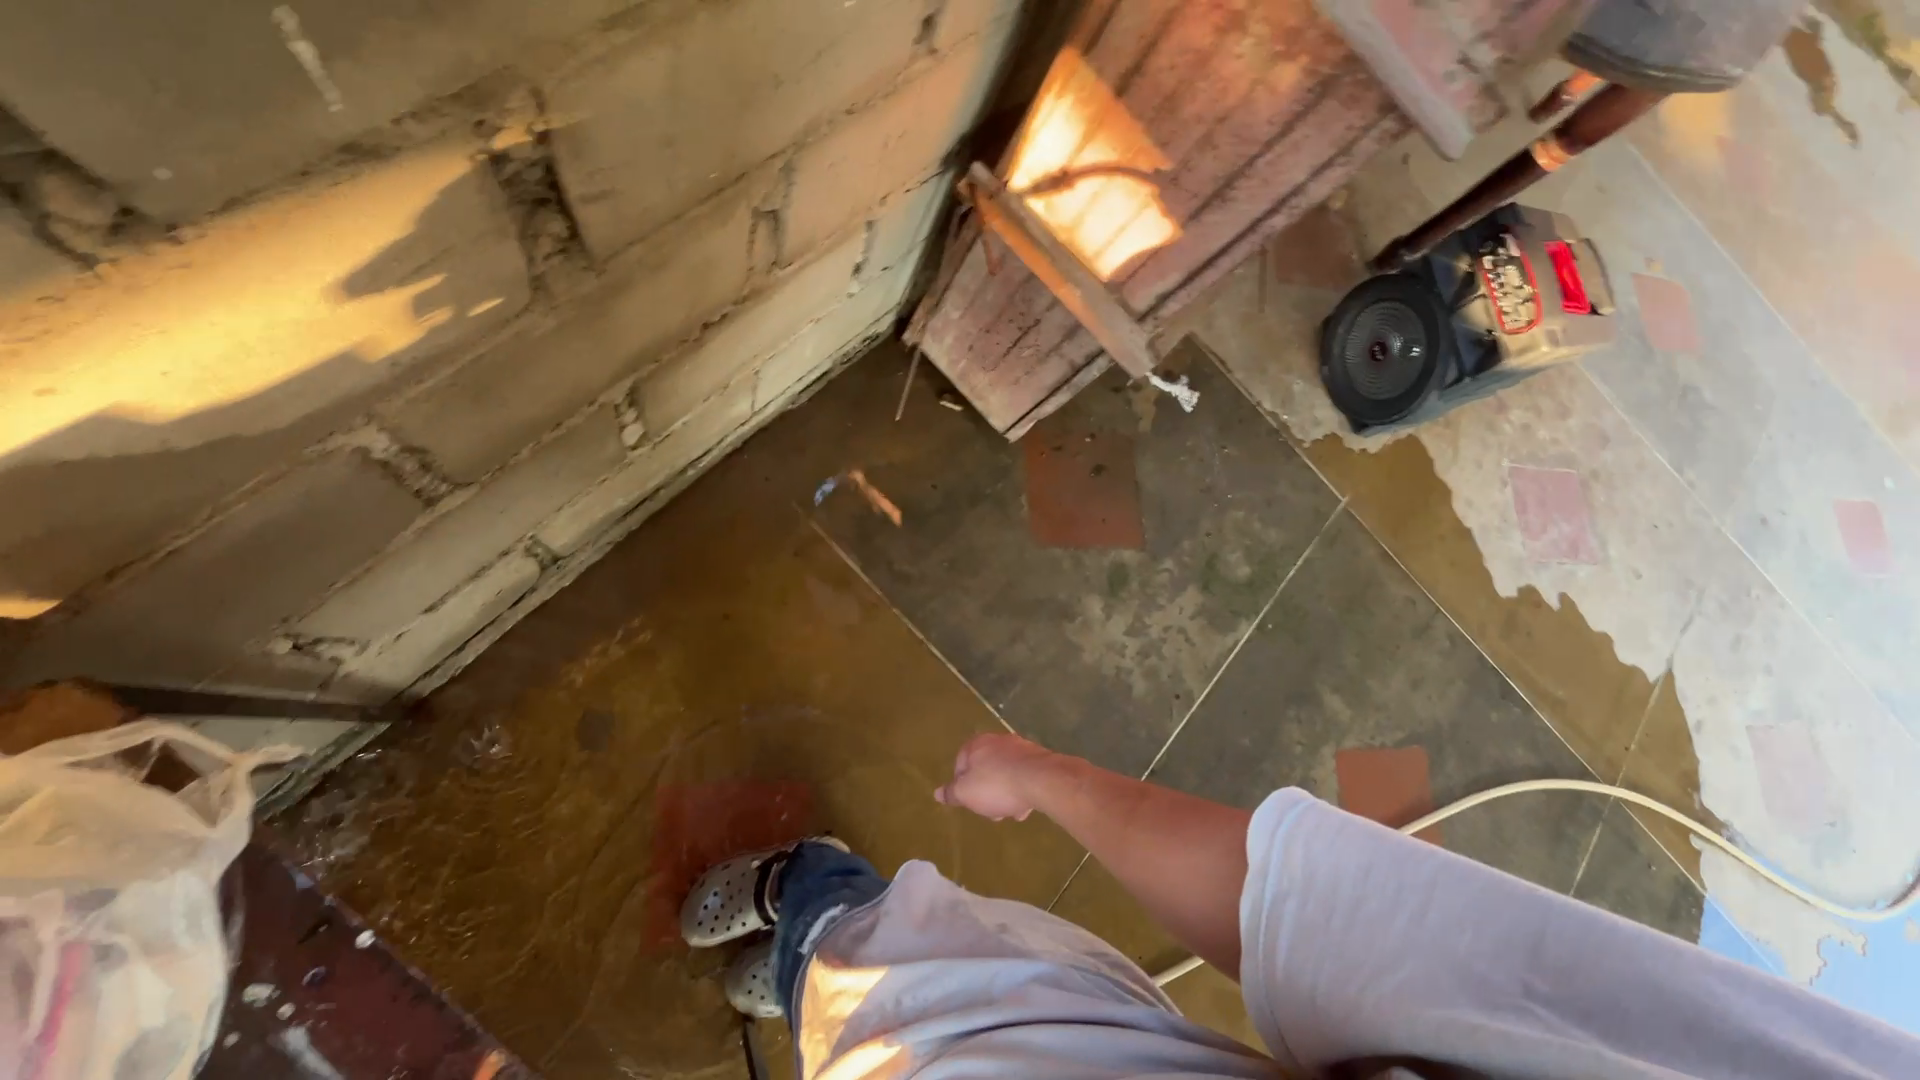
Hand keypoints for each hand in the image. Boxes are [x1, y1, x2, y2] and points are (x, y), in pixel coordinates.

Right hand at [934, 733, 1059, 820]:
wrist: (1041, 779)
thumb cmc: (996, 785)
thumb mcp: (966, 793)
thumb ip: (951, 793)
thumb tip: (937, 793)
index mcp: (976, 744)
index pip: (960, 763)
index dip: (961, 784)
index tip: (967, 801)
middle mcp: (997, 741)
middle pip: (985, 768)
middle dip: (985, 791)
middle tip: (989, 809)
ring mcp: (1020, 748)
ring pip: (1005, 773)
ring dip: (1005, 793)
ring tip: (1009, 811)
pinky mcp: (1039, 758)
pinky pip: (1024, 776)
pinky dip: (1022, 790)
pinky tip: (1024, 807)